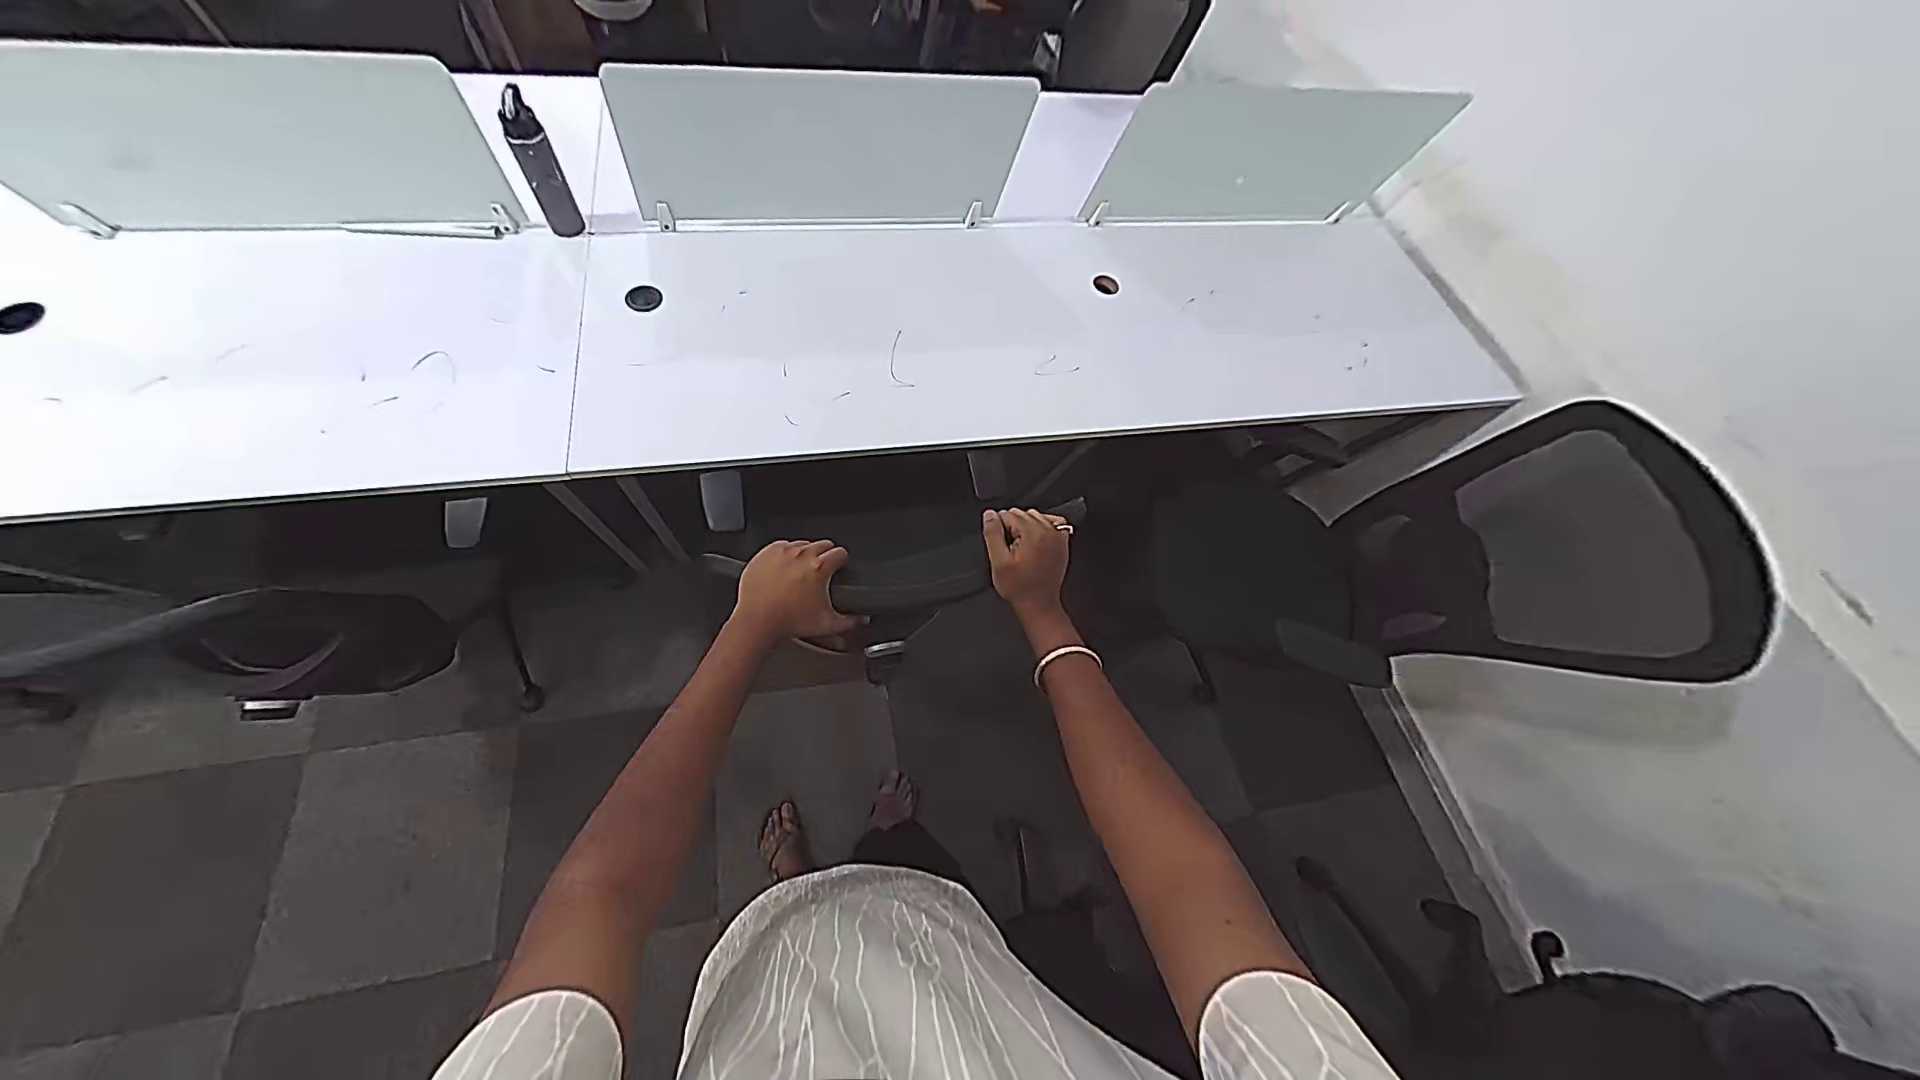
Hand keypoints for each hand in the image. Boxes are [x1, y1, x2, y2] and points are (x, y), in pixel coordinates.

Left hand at [732, 540, 862, 643]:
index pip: (840, 552)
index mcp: (820, 568)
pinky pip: (781, 545)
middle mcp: (801, 555)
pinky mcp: (766, 553)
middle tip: (821, 570)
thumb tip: (862, 620)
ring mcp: (782, 552)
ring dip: (805, 553)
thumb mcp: (826, 625)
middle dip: (826, 555)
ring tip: (802, 570)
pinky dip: (785, 553)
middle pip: (823, 544)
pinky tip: (785, 567)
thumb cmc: (787, 622)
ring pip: (802, 543)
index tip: (840, 566)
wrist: (757, 622)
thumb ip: (850, 622)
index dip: (842, 560)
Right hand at [983, 508, 1070, 617]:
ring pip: (1035, 516)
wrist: (1039, 603)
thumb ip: (993, 534)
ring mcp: (1058, 536)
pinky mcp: (1062, 542)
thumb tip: (990, 515)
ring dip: (1026, 526)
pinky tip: (1035, 541)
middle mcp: (1048, 531)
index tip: (1002, 546)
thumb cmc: (1019, 587)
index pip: (1008, 514)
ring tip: (1022, 548)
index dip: (999, 529)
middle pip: (1022, 513)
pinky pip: (1051, 522)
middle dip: (1012, 527)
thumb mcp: (998, 562)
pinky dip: (1042, 527)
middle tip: (1011, 550)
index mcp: (1032, 533)